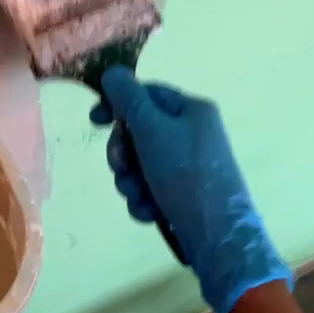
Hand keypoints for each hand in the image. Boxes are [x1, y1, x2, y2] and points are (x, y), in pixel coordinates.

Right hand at [91, 66, 291, 312]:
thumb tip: (112, 73)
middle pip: (140, 130)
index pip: (146, 93)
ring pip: (141, 163)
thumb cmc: (185, 175)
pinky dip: (145, 200)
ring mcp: (190, 167)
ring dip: (131, 181)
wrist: (219, 240)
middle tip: (121, 168)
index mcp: (191, 110)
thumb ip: (128, 98)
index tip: (94, 121)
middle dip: (124, 152)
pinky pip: (151, 188)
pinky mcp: (185, 196)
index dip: (117, 103)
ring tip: (139, 197)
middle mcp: (192, 134)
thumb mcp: (152, 129)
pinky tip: (150, 213)